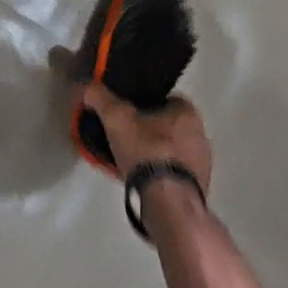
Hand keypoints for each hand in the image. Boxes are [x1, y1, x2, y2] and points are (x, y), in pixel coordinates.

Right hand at [80, 81, 212, 187]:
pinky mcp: (198, 189)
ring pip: (171, 151)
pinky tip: (141, 181)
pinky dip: (159, 174)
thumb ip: (99, 97)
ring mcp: (202, 165)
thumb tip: (84, 85)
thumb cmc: (147, 151)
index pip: (164, 98)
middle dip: (147, 130)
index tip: (125, 113)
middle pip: (168, 125)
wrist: (169, 203)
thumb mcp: (115, 118)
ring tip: (129, 162)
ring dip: (153, 154)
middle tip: (124, 137)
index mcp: (188, 112)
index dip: (143, 104)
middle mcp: (201, 135)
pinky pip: (174, 174)